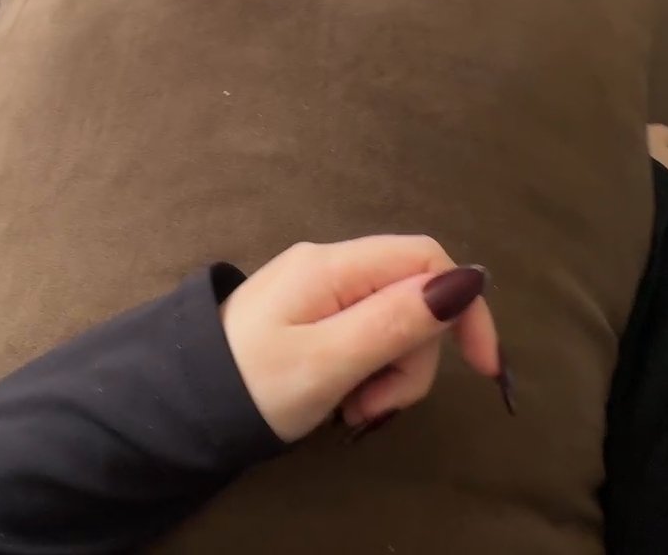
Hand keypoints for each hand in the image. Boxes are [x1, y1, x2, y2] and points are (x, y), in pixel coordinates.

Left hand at [219, 236, 501, 441]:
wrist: (187, 399)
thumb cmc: (252, 382)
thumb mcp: (329, 360)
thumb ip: (395, 321)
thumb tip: (468, 280)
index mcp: (332, 266)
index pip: (425, 258)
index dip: (463, 305)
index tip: (481, 369)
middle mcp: (328, 266)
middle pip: (411, 295)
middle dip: (414, 357)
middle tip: (377, 405)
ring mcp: (318, 289)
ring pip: (392, 322)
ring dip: (390, 373)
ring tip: (354, 408)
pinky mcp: (311, 313)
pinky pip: (364, 334)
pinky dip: (368, 371)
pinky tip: (343, 398)